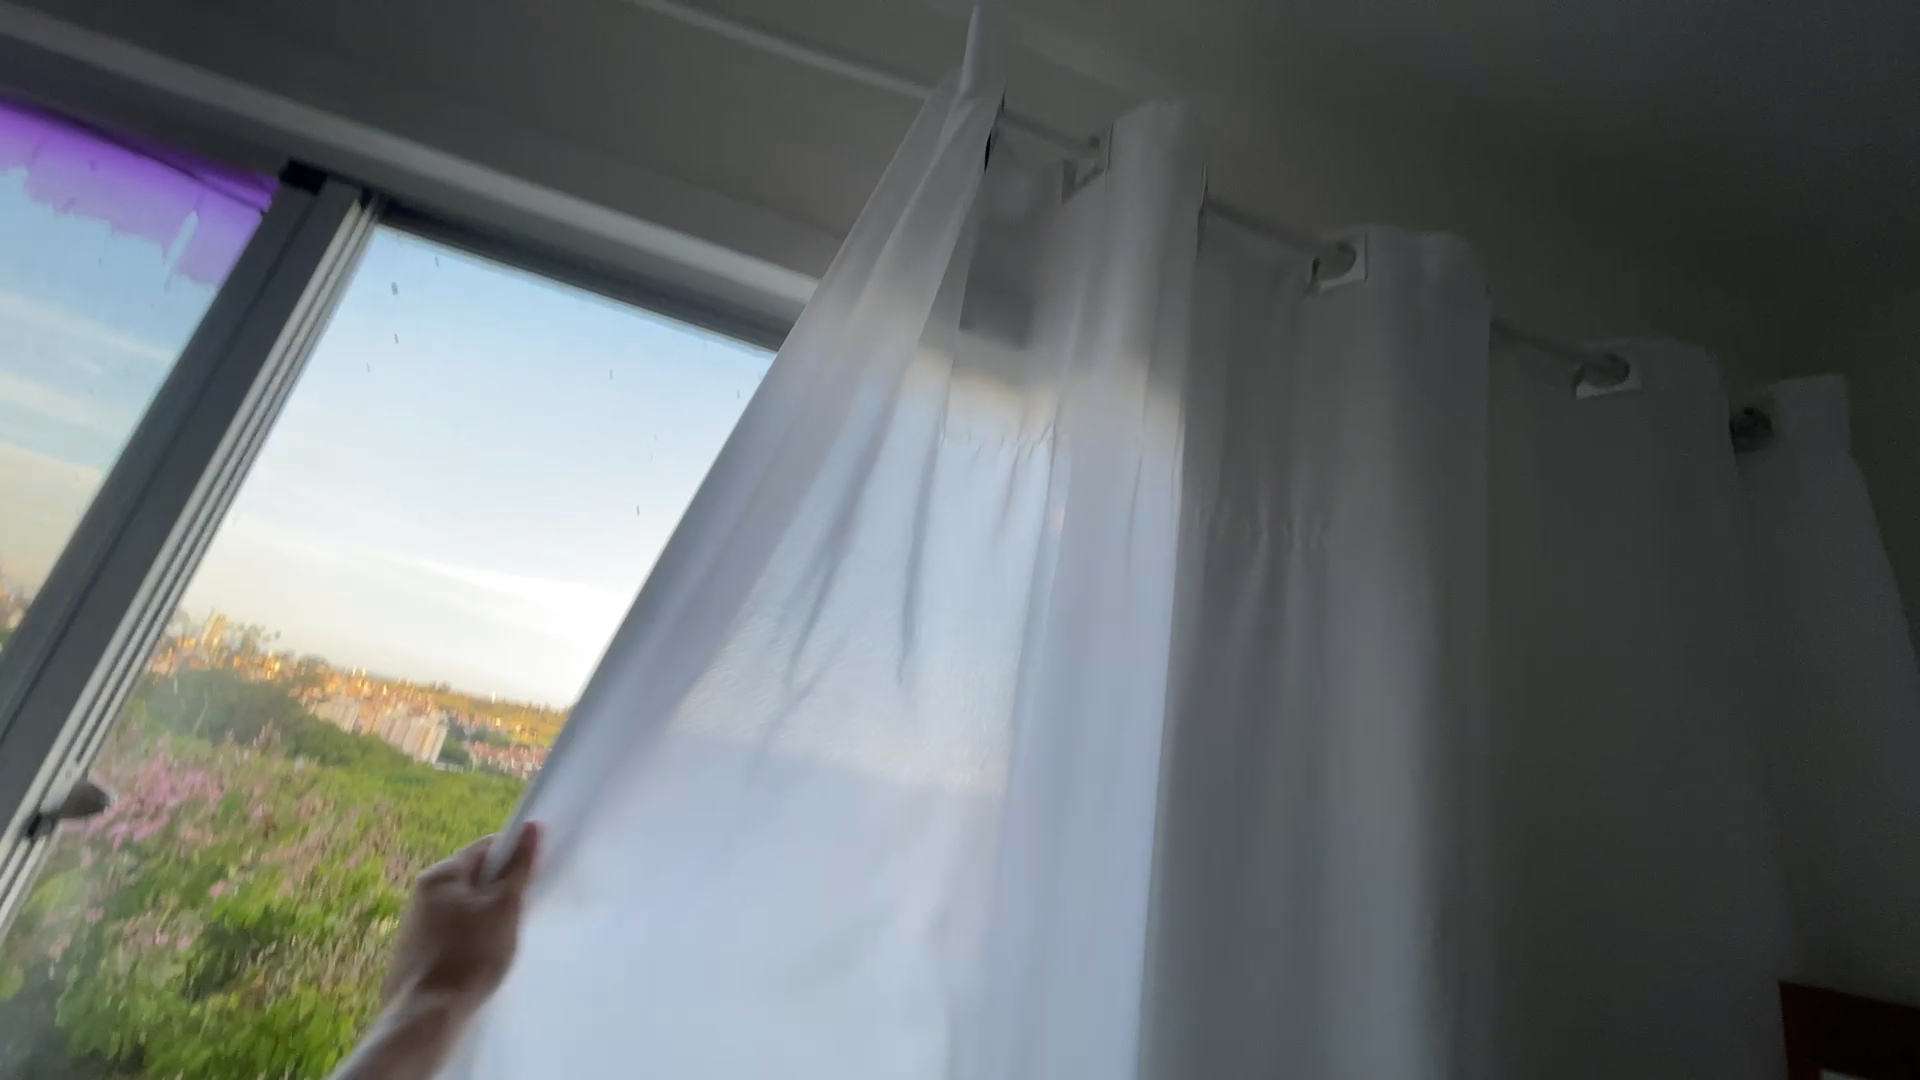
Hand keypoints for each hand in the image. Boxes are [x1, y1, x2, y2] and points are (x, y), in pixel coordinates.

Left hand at [381, 823, 541, 1015]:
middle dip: (502, 888)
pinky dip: (472, 931)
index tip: (531, 879)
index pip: (489, 846)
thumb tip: (531, 827)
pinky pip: (454, 925)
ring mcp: (415, 921)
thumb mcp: (505, 904)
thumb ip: (520, 864)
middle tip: (518, 909)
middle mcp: (423, 892)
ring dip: (488, 912)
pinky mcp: (415, 948)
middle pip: (477, 874)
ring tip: (501, 935)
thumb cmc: (472, 953)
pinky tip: (480, 953)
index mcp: (442, 874)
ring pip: (467, 902)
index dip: (515, 858)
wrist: (426, 1017)